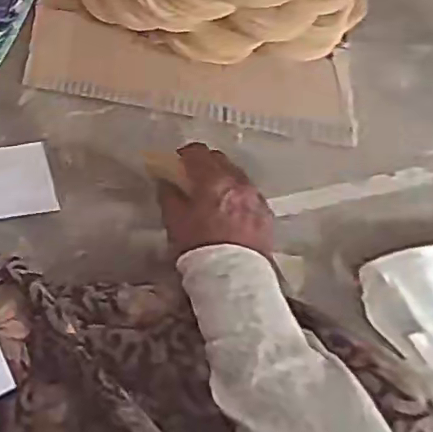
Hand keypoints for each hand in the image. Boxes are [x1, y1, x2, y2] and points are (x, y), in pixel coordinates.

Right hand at [156, 143, 273, 259]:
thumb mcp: (174, 220)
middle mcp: (239, 182)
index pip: (198, 152)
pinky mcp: (266, 214)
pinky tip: (229, 211)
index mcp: (214, 179)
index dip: (184, 154)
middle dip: (205, 164)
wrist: (235, 279)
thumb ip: (169, 194)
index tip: (177, 163)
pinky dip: (237, 196)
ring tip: (212, 196)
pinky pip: (249, 195)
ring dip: (223, 179)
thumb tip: (166, 181)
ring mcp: (256, 198)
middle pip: (220, 160)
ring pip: (237, 176)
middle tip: (192, 178)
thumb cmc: (200, 246)